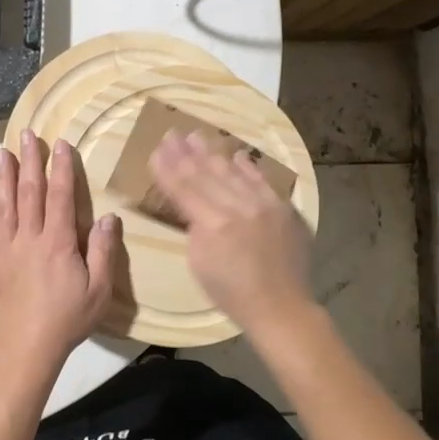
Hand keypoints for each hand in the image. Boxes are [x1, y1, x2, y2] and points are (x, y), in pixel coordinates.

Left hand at [0, 131, 120, 373]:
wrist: (27, 348)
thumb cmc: (68, 320)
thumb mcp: (99, 289)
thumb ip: (103, 251)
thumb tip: (108, 218)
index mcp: (57, 242)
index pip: (59, 196)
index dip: (61, 168)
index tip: (60, 143)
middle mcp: (29, 239)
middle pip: (28, 193)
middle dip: (29, 162)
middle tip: (26, 135)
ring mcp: (7, 252)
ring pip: (4, 208)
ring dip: (3, 179)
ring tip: (1, 154)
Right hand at [150, 130, 314, 331]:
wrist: (280, 306)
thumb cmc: (231, 293)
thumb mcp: (199, 263)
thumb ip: (194, 228)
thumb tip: (193, 206)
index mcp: (213, 224)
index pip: (184, 188)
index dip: (167, 168)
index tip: (155, 150)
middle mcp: (239, 207)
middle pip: (206, 174)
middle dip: (186, 153)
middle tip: (172, 133)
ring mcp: (264, 205)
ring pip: (233, 172)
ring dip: (213, 153)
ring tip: (197, 135)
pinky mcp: (283, 208)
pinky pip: (262, 181)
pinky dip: (247, 167)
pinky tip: (236, 154)